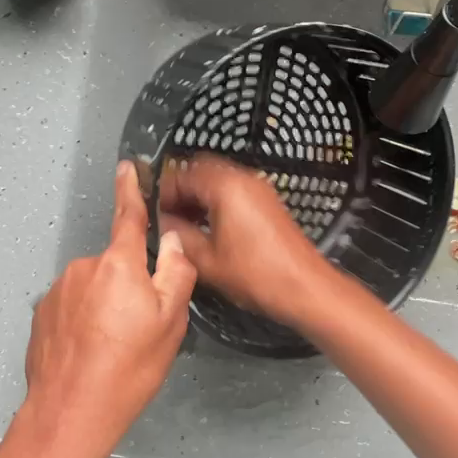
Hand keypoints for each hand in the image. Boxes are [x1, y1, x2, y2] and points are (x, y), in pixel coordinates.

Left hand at [23, 161, 196, 449]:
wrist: (69, 414)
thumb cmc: (127, 369)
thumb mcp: (171, 322)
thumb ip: (176, 272)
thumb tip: (170, 242)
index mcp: (118, 264)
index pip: (127, 215)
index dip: (130, 188)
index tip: (127, 166)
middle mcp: (83, 268)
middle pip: (116, 264)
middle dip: (130, 284)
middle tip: (140, 326)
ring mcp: (58, 291)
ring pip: (95, 287)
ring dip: (106, 306)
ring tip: (114, 346)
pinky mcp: (42, 314)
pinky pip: (73, 307)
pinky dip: (85, 322)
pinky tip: (92, 352)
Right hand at [157, 154, 347, 327]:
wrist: (304, 287)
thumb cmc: (255, 274)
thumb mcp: (207, 260)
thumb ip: (178, 236)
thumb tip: (162, 223)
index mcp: (226, 186)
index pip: (183, 173)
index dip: (163, 190)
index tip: (152, 210)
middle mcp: (244, 178)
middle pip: (201, 170)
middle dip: (181, 190)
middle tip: (166, 215)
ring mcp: (259, 189)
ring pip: (218, 180)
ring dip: (198, 196)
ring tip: (183, 224)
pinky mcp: (267, 202)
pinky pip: (234, 191)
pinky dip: (216, 202)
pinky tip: (207, 228)